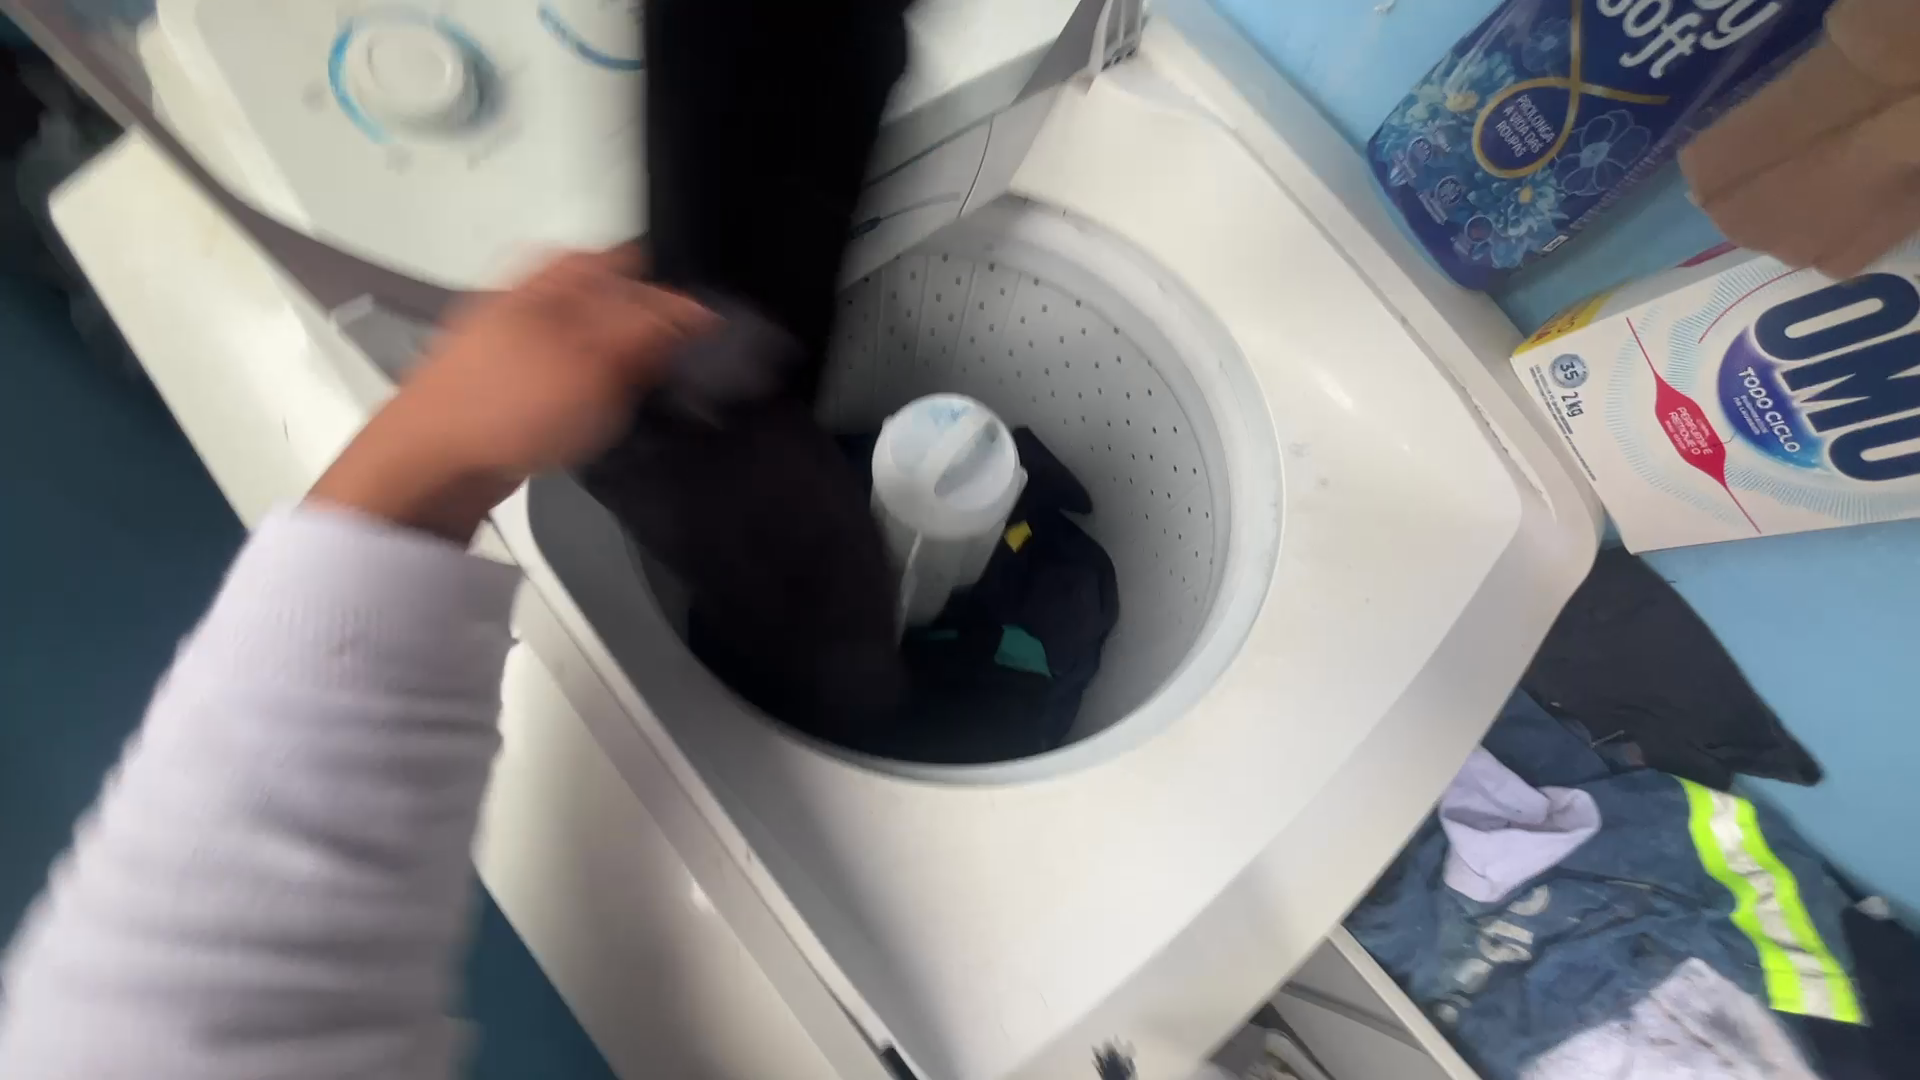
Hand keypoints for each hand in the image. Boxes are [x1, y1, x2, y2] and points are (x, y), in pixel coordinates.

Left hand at [310, 247, 714, 541]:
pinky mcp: (515, 375)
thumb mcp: (597, 363)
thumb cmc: (513, 405)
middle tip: (680, 361)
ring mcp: (522, 336)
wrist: (434, 459)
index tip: (711, 337)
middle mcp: (537, 297)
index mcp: (555, 279)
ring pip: (594, 331)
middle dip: (651, 324)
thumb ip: (650, 331)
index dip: (676, 299)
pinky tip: (609, 405)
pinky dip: (601, 379)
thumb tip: (698, 312)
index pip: (636, 268)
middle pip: (613, 296)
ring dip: (626, 355)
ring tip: (650, 387)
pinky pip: (575, 363)